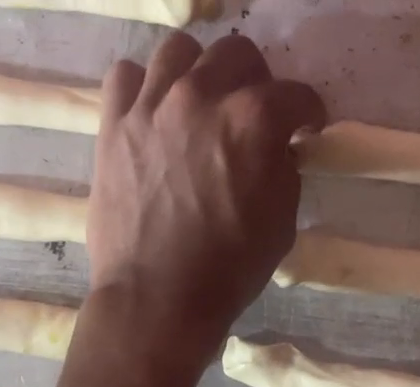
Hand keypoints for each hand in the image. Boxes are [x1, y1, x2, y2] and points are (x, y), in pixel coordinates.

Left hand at [87, 33, 325, 353]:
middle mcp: (201, 96)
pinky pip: (125, 76)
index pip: (295, 95)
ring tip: (198, 104)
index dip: (307, 112)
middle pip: (236, 54)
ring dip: (198, 72)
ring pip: (179, 51)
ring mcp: (152, 106)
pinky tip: (152, 113)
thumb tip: (277, 151)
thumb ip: (284, 172)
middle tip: (251, 115)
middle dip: (255, 82)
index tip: (305, 127)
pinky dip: (143, 87)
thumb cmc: (226, 273)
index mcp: (253, 120)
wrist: (157, 301)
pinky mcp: (112, 126)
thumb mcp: (281, 225)